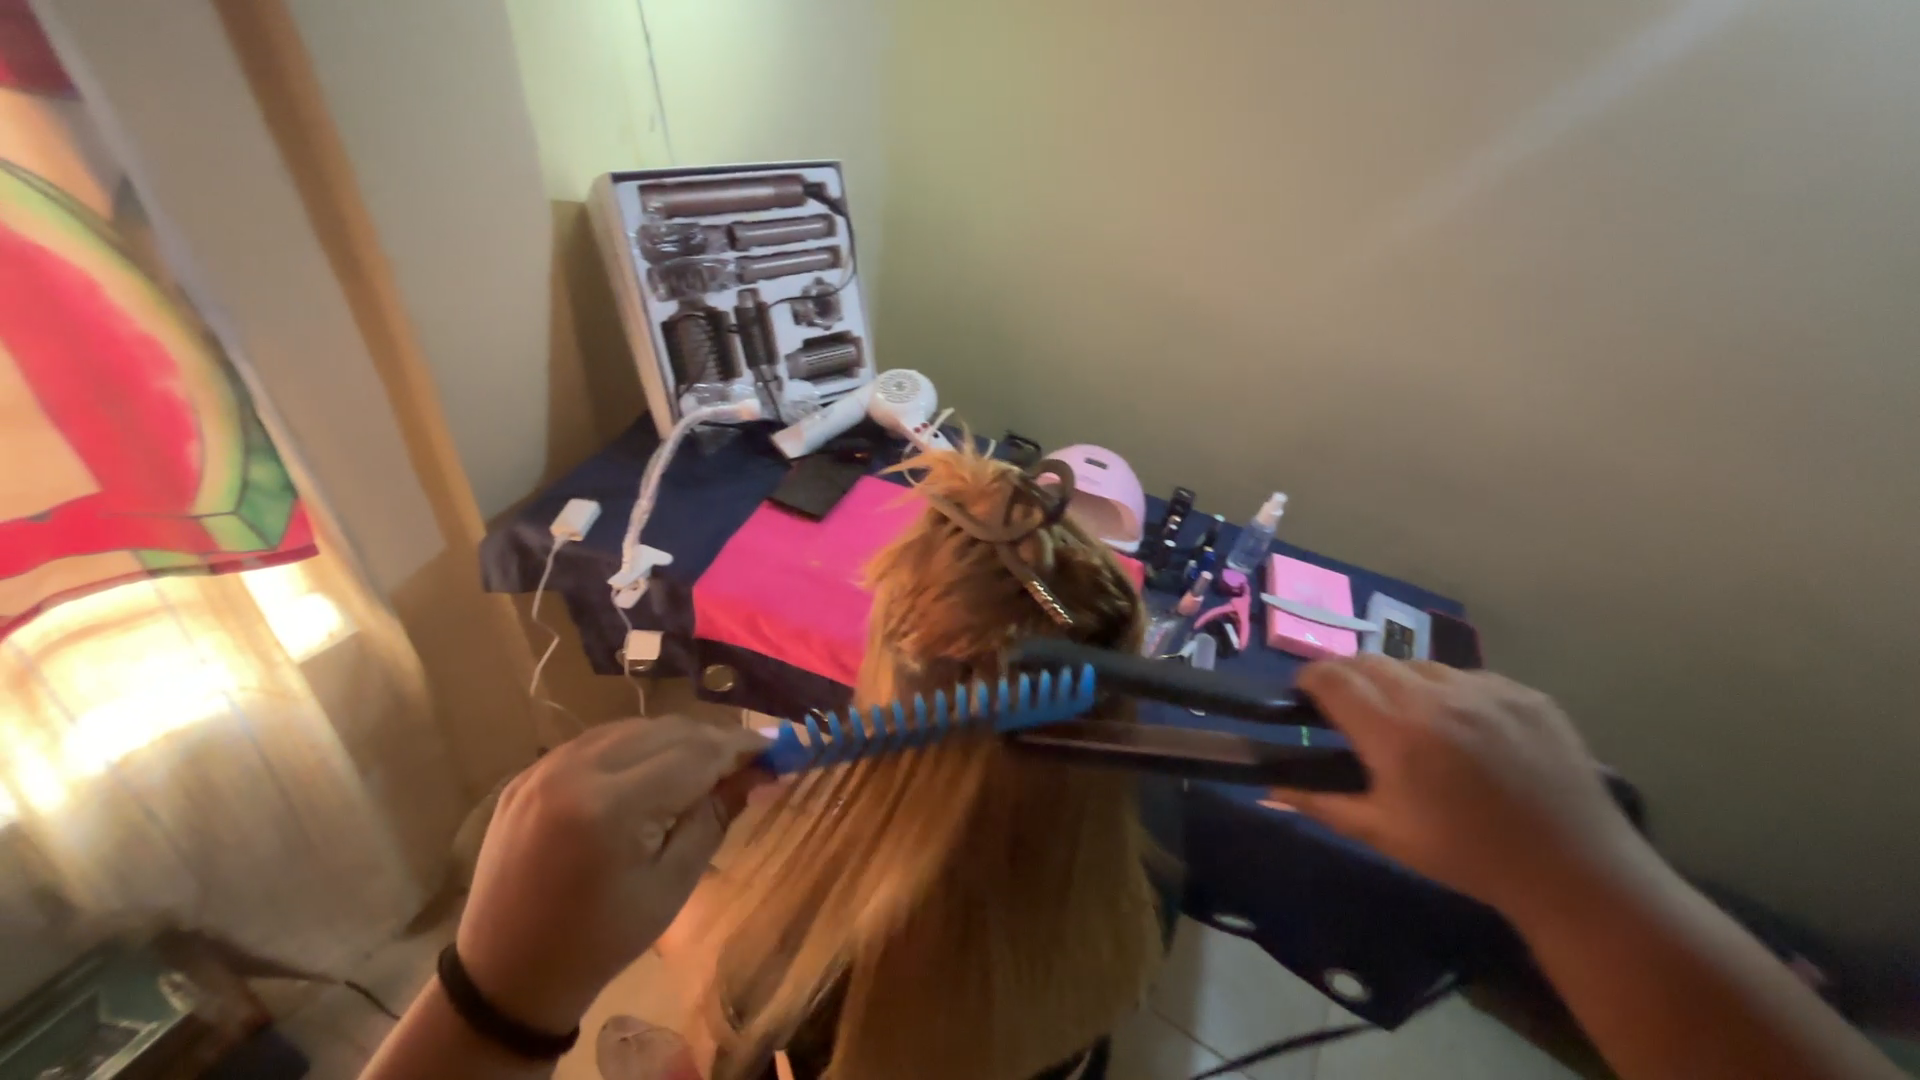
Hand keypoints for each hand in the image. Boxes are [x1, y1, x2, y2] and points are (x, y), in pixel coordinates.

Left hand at [455, 717, 768, 1031]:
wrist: (506, 973)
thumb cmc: (602, 940)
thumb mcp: (672, 884)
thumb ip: (715, 817)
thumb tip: (759, 773)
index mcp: (613, 807)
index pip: (697, 753)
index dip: (742, 747)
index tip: (777, 749)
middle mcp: (576, 770)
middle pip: (668, 730)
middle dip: (714, 741)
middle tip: (747, 761)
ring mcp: (545, 766)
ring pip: (634, 727)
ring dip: (677, 739)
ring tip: (704, 766)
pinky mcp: (529, 773)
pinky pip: (598, 741)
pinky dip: (636, 747)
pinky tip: (653, 771)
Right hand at [1276, 657, 1647, 916]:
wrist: (1573, 869)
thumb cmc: (1464, 855)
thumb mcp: (1383, 834)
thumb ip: (1320, 803)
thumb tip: (1268, 788)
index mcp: (1395, 732)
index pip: (1330, 676)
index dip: (1308, 680)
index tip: (1304, 698)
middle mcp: (1435, 697)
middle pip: (1369, 660)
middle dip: (1348, 678)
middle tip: (1351, 711)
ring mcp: (1485, 689)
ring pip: (1418, 664)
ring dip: (1398, 682)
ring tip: (1410, 719)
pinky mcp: (1524, 692)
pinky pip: (1467, 676)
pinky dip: (1449, 692)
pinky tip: (1462, 729)